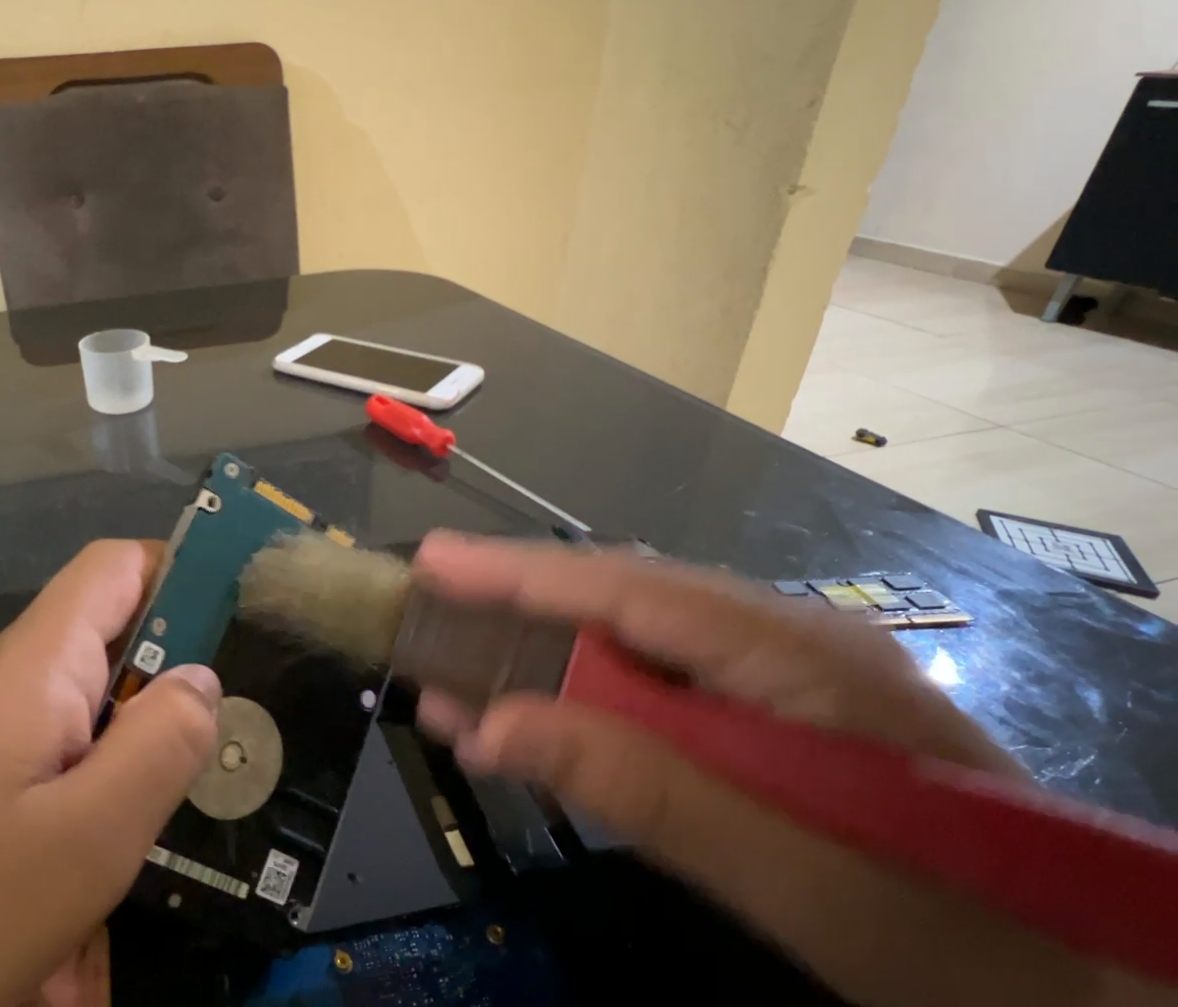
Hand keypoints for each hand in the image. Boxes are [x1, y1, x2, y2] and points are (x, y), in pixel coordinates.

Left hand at [0, 540, 219, 1006]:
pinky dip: (100, 788)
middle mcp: (5, 681)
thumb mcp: (83, 840)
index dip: (184, 571)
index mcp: (32, 666)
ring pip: (90, 707)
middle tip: (242, 728)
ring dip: (141, 746)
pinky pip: (57, 758)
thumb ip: (158, 748)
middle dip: (177, 676)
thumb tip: (203, 679)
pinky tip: (118, 851)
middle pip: (110, 639)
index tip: (249, 615)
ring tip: (194, 798)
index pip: (116, 567)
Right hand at [411, 532, 1166, 1006]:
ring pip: (638, 640)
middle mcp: (790, 640)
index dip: (520, 570)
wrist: (1099, 994)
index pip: (630, 588)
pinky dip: (593, 698)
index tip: (430, 560)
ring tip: (459, 676)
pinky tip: (546, 718)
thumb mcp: (790, 875)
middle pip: (625, 600)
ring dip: (546, 657)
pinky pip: (665, 685)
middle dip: (517, 606)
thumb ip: (642, 788)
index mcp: (799, 657)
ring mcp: (790, 674)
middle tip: (424, 614)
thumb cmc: (955, 938)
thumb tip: (492, 725)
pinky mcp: (782, 714)